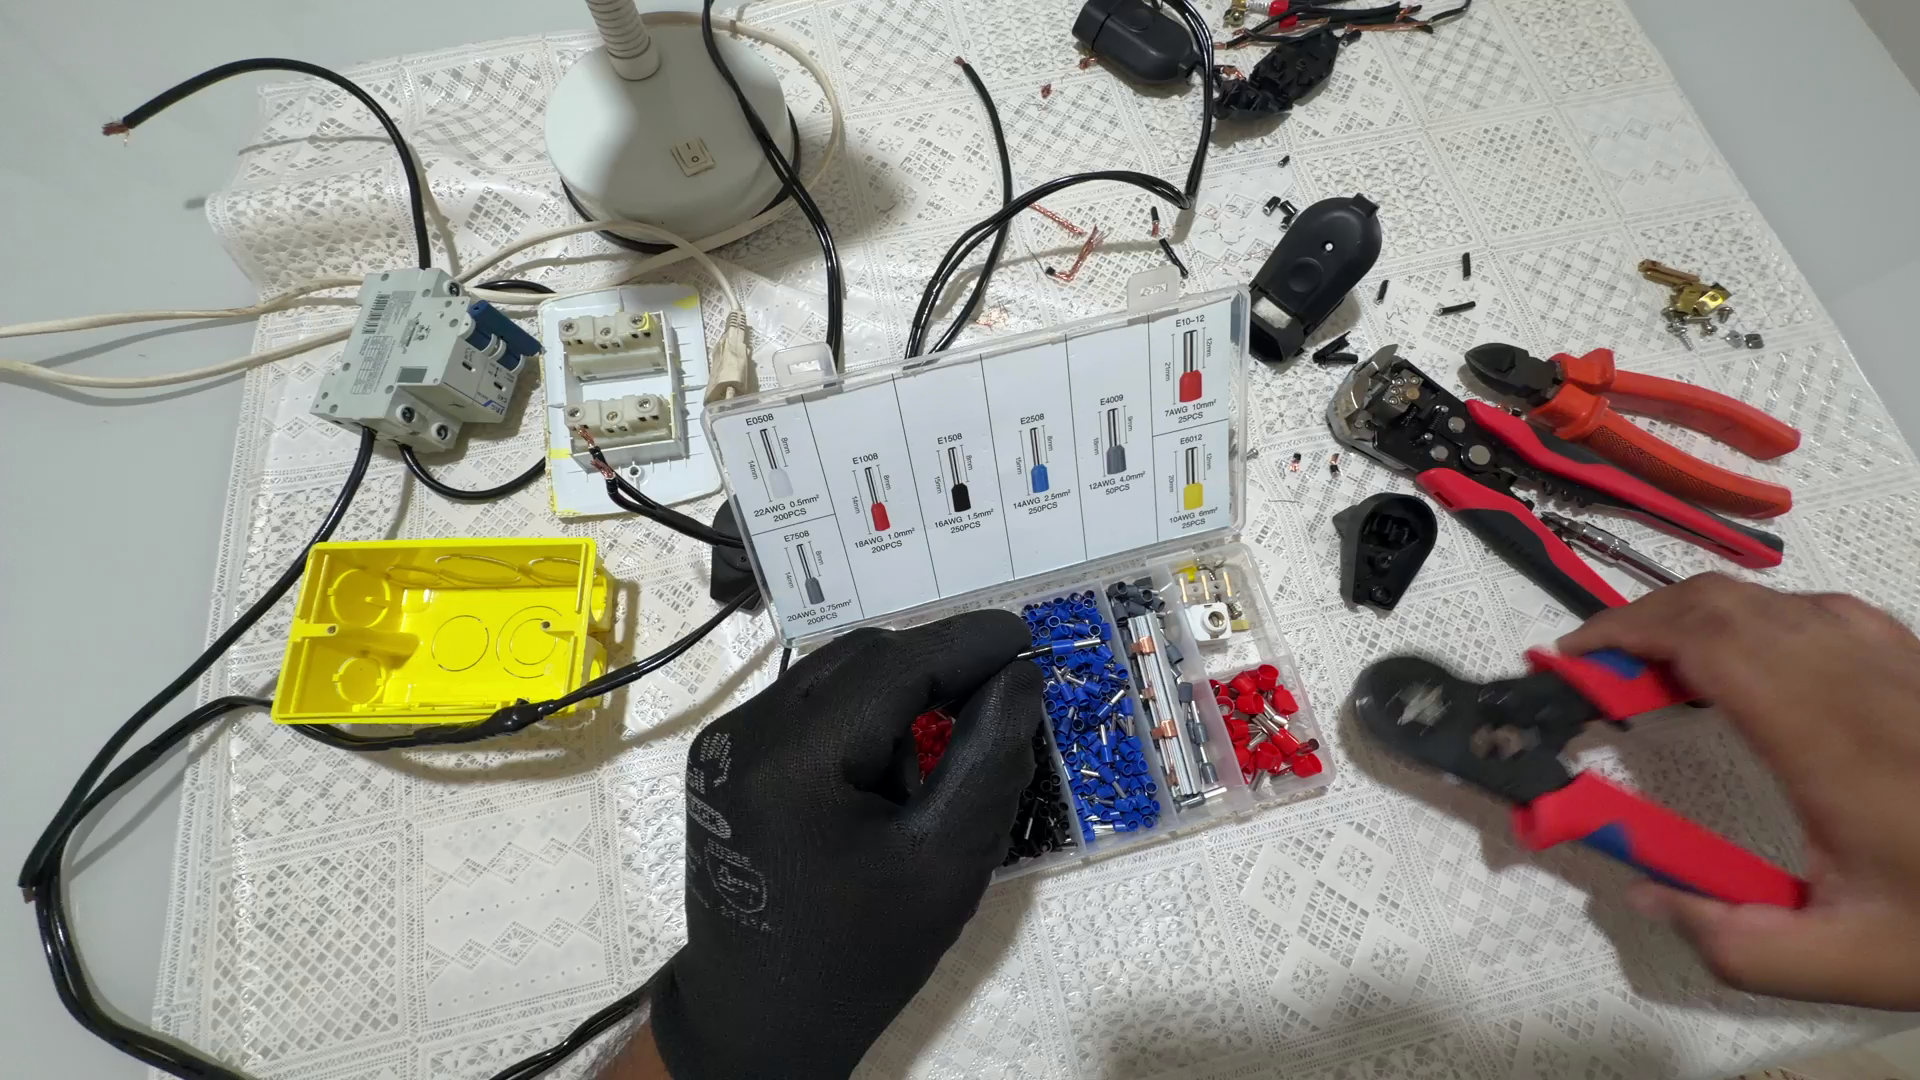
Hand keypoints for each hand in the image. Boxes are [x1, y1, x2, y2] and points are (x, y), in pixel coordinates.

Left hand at [645, 610, 1042, 1078]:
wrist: (759, 1018)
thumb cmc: (862, 954)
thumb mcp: (947, 863)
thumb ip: (989, 758)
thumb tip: (1018, 677)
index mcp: (792, 761)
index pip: (895, 666)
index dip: (966, 643)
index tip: (1024, 637)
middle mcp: (746, 731)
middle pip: (862, 658)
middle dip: (937, 664)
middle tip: (996, 689)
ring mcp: (729, 739)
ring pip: (837, 673)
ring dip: (900, 689)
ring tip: (934, 755)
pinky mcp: (729, 752)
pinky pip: (813, 701)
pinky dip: (864, 712)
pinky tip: (885, 768)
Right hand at [1559, 574, 1919, 1008]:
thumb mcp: (1856, 963)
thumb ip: (1734, 942)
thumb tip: (1643, 893)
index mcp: (1833, 744)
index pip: (1709, 640)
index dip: (1624, 631)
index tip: (1574, 658)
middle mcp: (1864, 685)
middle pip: (1723, 603)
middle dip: (1637, 619)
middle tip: (1599, 664)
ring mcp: (1902, 667)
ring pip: (1766, 597)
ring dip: (1689, 616)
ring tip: (1657, 663)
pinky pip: (1819, 609)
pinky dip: (1752, 617)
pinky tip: (1745, 660)